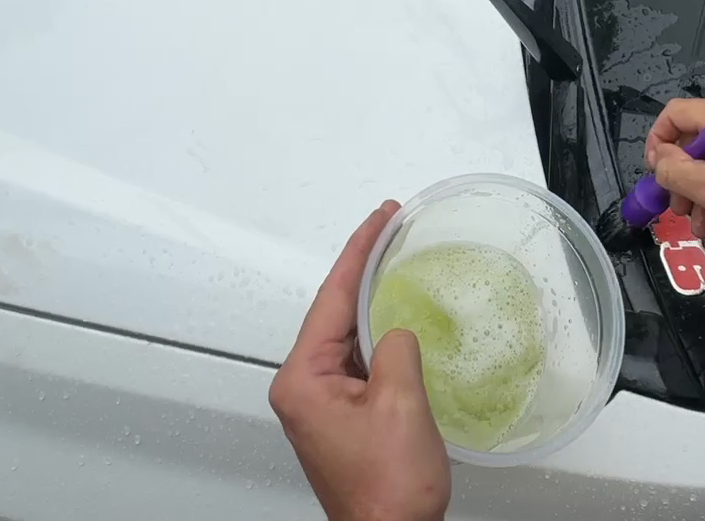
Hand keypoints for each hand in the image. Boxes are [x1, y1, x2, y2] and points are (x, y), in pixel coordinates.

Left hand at [269, 201, 450, 520]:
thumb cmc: (388, 487)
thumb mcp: (400, 401)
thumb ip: (396, 345)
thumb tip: (397, 329)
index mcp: (304, 378)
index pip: (334, 295)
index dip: (360, 250)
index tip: (381, 217)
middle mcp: (304, 384)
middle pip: (336, 306)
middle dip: (364, 263)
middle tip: (391, 224)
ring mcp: (322, 397)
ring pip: (348, 327)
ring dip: (373, 292)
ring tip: (395, 253)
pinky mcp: (342, 407)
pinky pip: (359, 350)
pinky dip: (379, 322)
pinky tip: (398, 306)